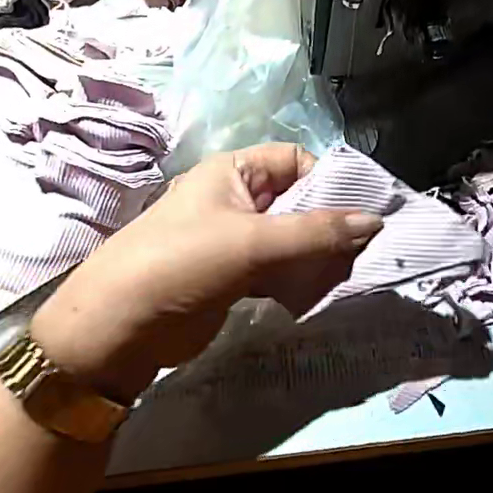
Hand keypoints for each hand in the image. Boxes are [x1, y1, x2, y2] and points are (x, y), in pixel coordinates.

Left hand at [29, 143, 381, 400]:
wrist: (117, 331)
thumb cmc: (182, 264)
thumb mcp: (253, 241)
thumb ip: (316, 232)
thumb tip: (375, 222)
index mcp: (234, 172)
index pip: (297, 160)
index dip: (329, 180)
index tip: (360, 210)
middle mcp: (238, 199)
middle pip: (300, 202)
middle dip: (331, 223)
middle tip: (364, 248)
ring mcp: (237, 240)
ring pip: (294, 239)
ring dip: (319, 255)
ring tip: (348, 274)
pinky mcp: (237, 276)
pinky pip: (282, 269)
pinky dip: (302, 279)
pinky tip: (320, 293)